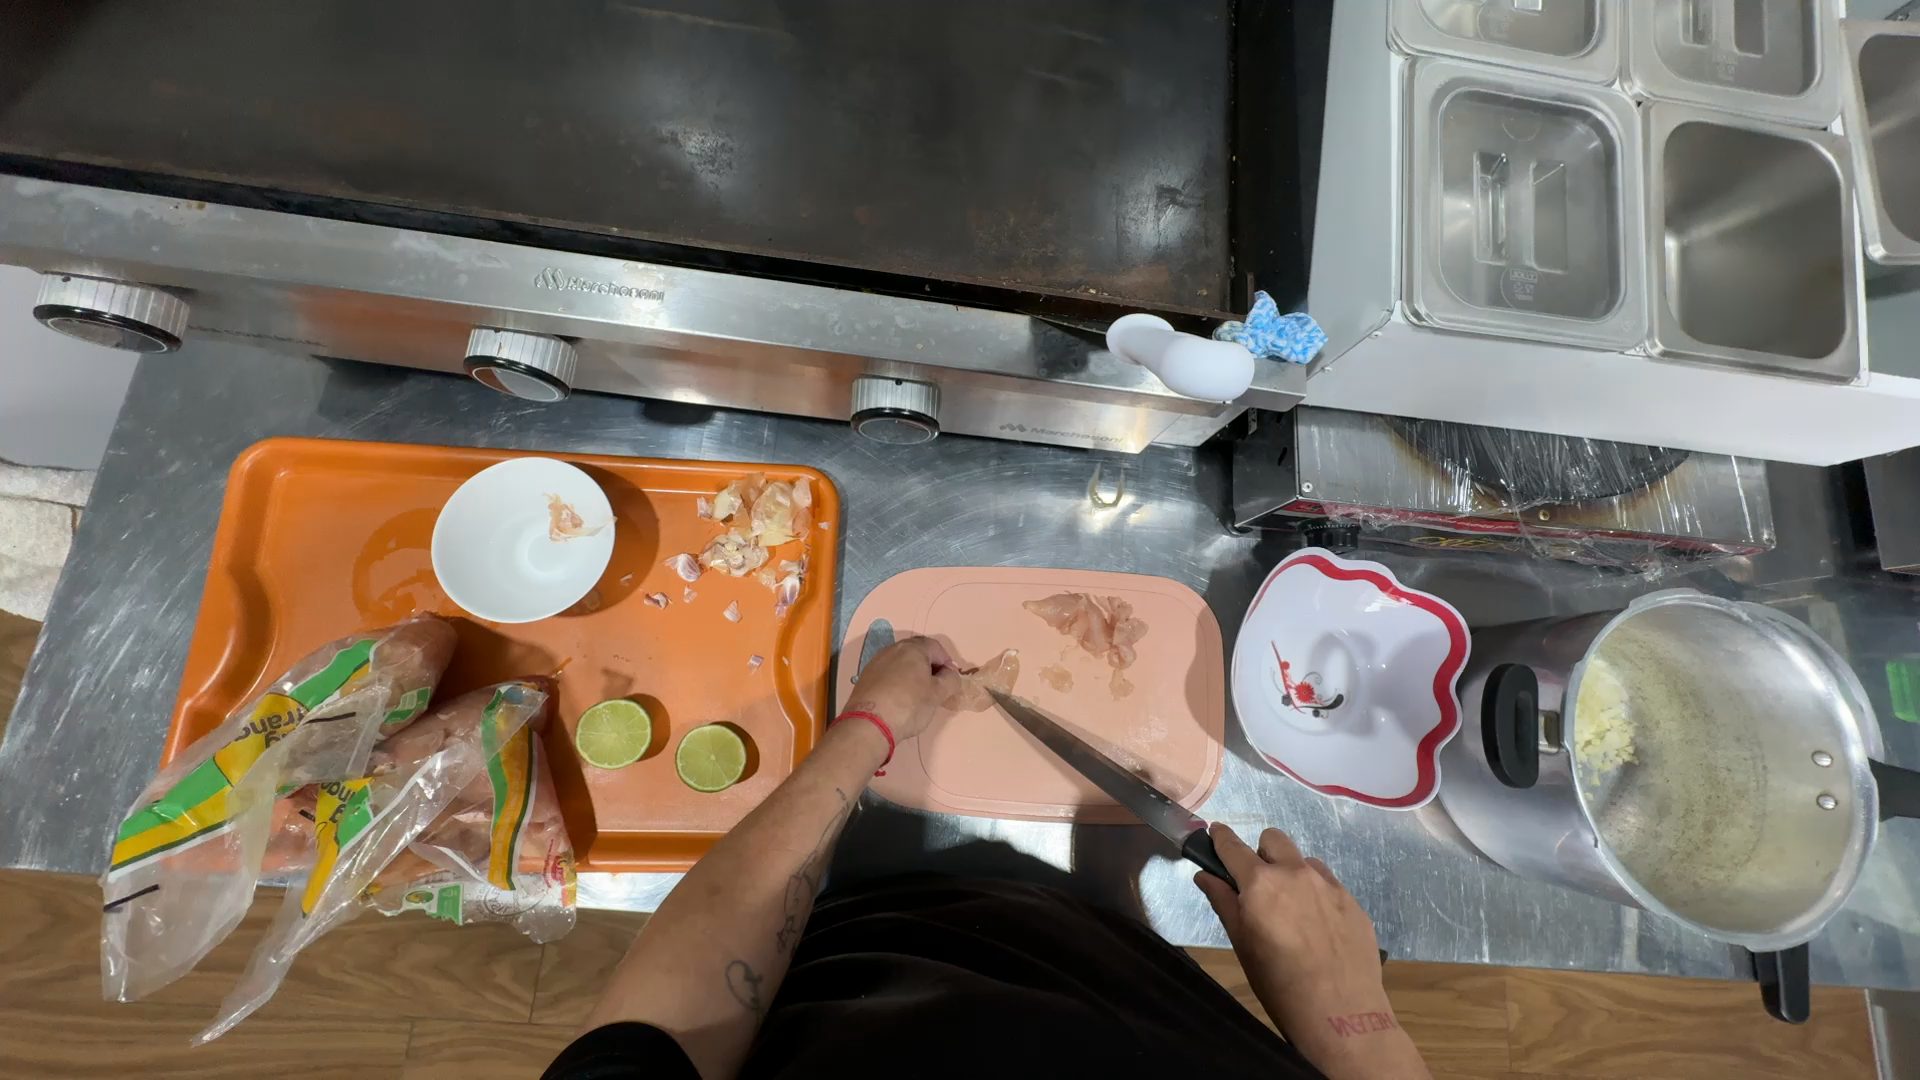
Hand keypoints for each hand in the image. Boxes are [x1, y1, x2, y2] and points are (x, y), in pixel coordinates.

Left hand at [843, 636, 958, 740]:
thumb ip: (950, 680)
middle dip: (929, 665)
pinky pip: (888, 672)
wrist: (868, 724)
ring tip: (918, 693)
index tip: (951, 679)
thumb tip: (950, 674)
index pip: (936, 647)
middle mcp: (893, 649)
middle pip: (917, 651)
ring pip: (901, 662)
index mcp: (913, 648)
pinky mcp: (865, 677)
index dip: (947, 661)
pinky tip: (899, 698)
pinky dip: (897, 680)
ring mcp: (876, 662)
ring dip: (912, 673)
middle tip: (936, 685)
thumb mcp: (938, 694)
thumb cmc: (909, 705)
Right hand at [1196, 824, 1428, 1079]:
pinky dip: (1318, 894)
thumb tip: (1204, 875)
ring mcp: (1329, 886)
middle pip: (1273, 839)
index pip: (1232, 845)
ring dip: (1293, 873)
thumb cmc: (1279, 984)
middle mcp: (1294, 873)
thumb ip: (1223, 901)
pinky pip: (1329, 883)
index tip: (1217, 835)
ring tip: (1295, 909)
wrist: (1343, 1018)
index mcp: (1260, 882)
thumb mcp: (1242, 943)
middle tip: (1261, 885)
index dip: (1221, 837)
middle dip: (1262, 853)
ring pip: (1304, 860)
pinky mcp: (1354, 903)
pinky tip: (1321, 927)